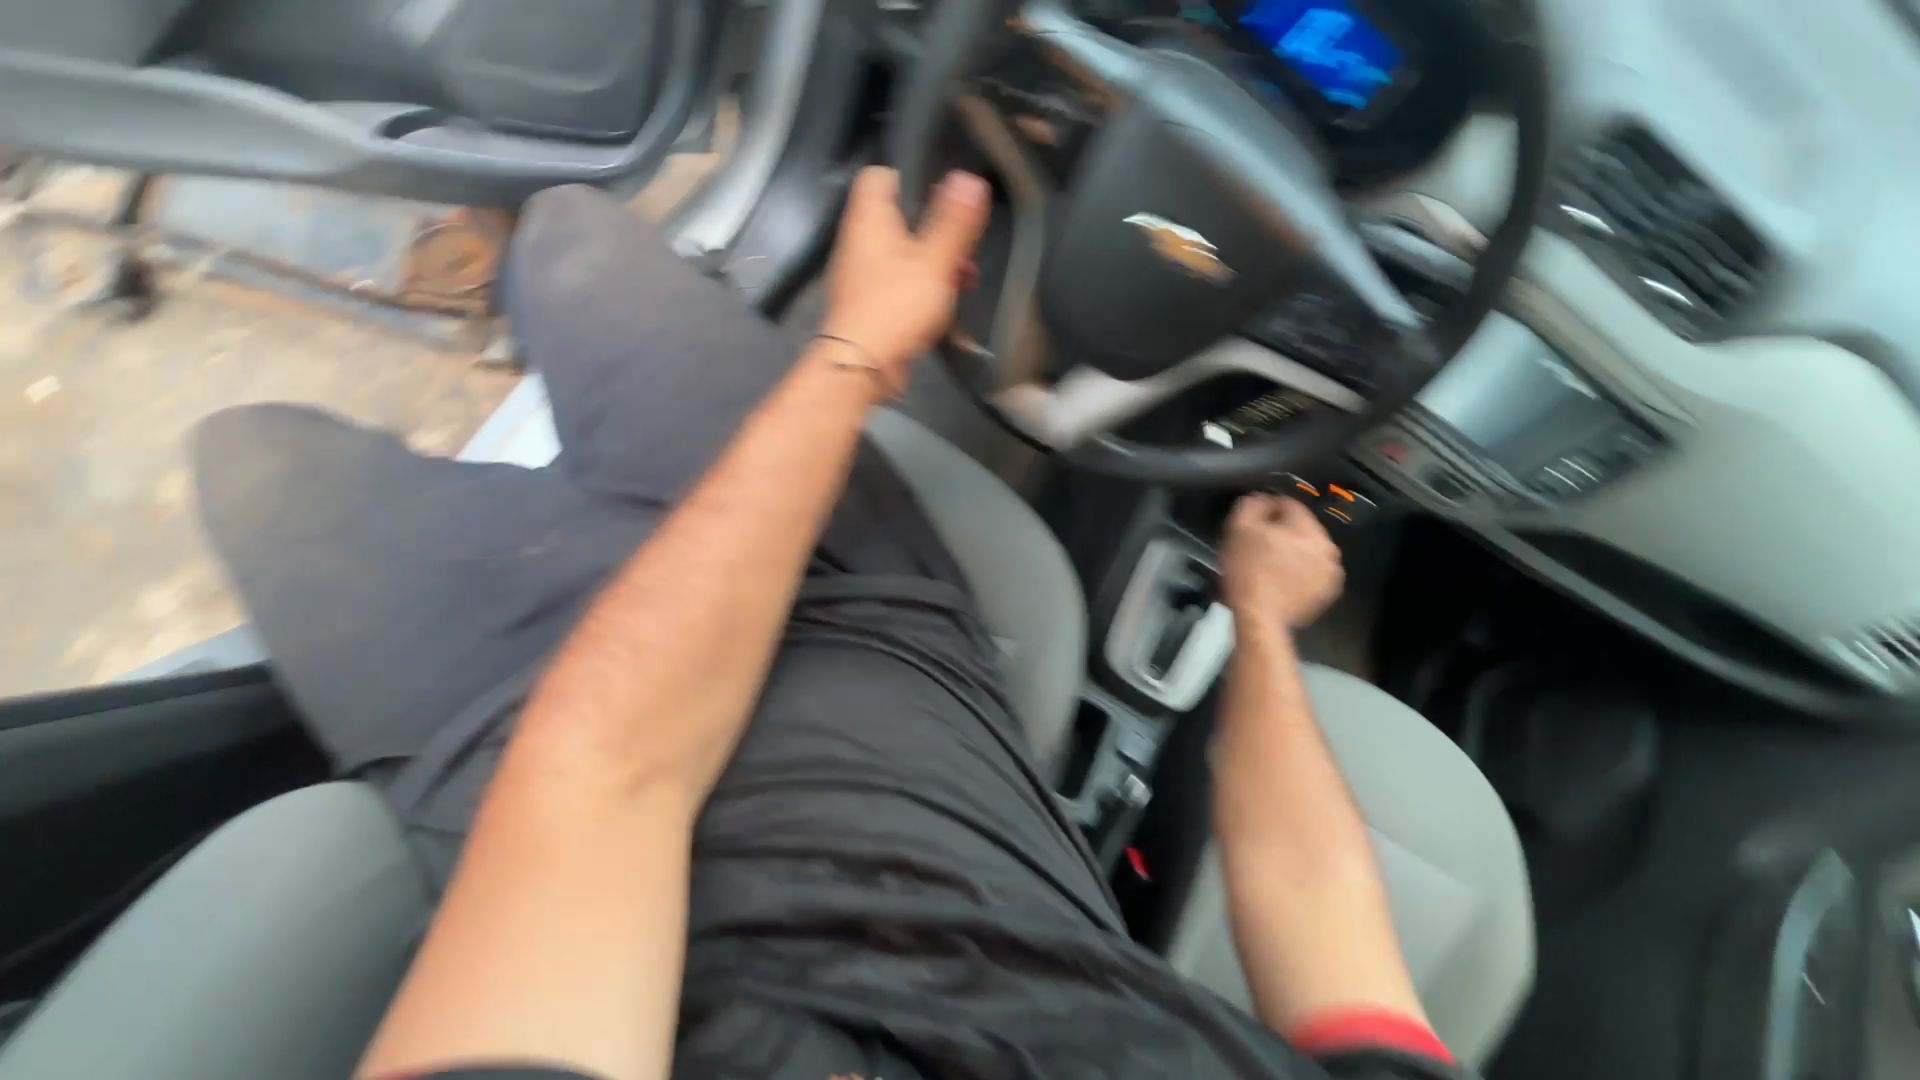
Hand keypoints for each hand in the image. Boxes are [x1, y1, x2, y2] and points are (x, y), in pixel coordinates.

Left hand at [817, 166, 991, 384]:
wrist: (861, 364)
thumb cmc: (897, 304)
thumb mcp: (935, 259)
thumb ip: (954, 220)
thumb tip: (969, 177)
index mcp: (870, 218)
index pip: (880, 175)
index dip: (912, 176)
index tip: (942, 193)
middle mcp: (860, 241)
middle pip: (901, 219)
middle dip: (937, 232)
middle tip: (964, 247)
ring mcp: (863, 274)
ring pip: (905, 256)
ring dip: (937, 266)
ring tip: (965, 282)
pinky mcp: (869, 304)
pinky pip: (901, 287)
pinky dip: (924, 292)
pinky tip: (949, 310)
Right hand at [1220, 494, 1344, 633]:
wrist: (1259, 617)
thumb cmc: (1247, 573)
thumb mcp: (1238, 530)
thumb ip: (1252, 505)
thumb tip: (1262, 499)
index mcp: (1310, 530)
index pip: (1289, 505)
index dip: (1267, 511)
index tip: (1253, 524)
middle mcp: (1328, 548)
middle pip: (1301, 528)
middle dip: (1282, 533)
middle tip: (1259, 546)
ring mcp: (1331, 573)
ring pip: (1307, 550)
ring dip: (1292, 551)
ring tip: (1269, 564)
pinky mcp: (1327, 592)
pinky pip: (1312, 571)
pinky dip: (1299, 571)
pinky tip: (1280, 579)